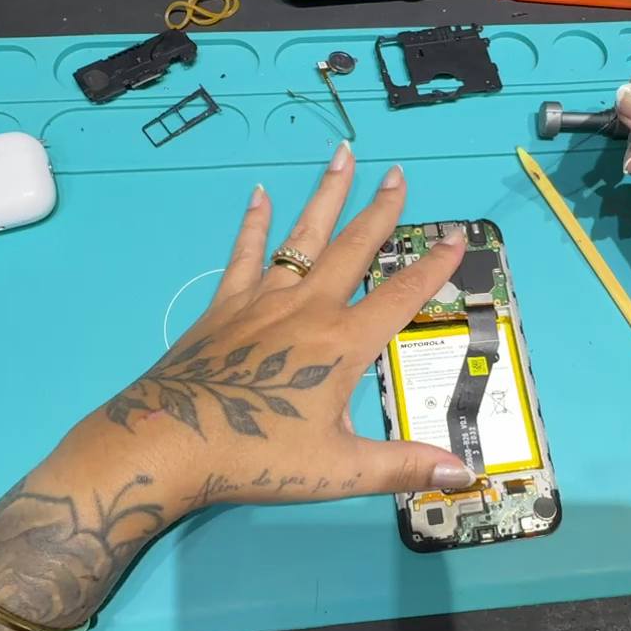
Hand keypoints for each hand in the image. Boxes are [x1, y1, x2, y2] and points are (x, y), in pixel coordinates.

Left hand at [88, 142, 474, 513]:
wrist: (166, 444)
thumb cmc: (257, 457)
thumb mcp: (339, 471)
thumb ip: (403, 466)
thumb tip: (463, 474)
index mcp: (342, 343)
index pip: (401, 296)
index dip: (433, 267)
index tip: (456, 237)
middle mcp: (308, 308)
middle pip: (353, 248)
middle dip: (381, 211)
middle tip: (398, 175)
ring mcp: (263, 301)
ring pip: (303, 236)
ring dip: (326, 196)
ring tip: (342, 156)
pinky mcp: (225, 305)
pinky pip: (245, 255)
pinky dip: (255, 224)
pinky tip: (260, 194)